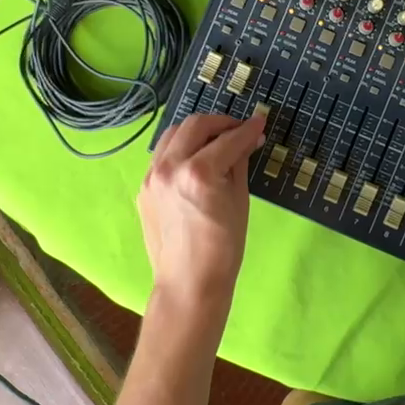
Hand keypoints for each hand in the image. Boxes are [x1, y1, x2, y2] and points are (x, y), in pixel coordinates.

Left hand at [138, 112, 265, 311]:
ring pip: (173, 134)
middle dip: (220, 122)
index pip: (227, 139)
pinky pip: (162, 156)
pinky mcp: (144, 187)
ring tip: (215, 140)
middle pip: (195, 125)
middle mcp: (169, 167)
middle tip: (238, 129)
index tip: (259, 121)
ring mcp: (151, 176)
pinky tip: (195, 160)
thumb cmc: (224, 247)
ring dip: (196, 131)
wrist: (189, 282)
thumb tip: (248, 139)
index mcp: (198, 172)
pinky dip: (180, 150)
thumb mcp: (239, 200)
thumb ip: (239, 162)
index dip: (247, 129)